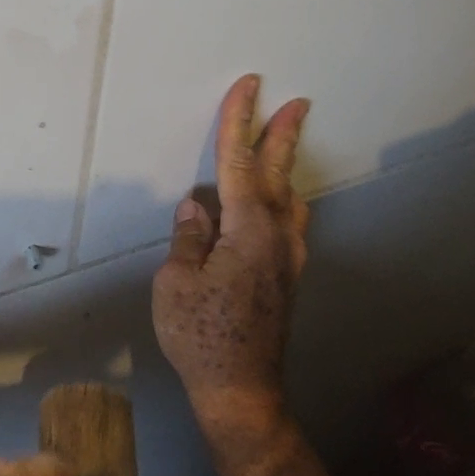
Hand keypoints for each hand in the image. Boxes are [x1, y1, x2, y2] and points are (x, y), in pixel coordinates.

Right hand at [152, 75, 309, 419]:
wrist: (240, 388)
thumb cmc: (200, 335)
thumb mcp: (178, 283)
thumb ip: (189, 239)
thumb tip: (195, 207)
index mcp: (249, 232)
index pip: (240, 165)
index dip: (240, 123)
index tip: (248, 87)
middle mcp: (278, 238)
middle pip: (278, 176)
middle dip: (282, 136)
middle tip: (296, 103)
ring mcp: (287, 260)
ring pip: (290, 201)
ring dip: (285, 169)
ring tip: (285, 146)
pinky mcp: (285, 279)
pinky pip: (288, 224)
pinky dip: (282, 201)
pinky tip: (278, 205)